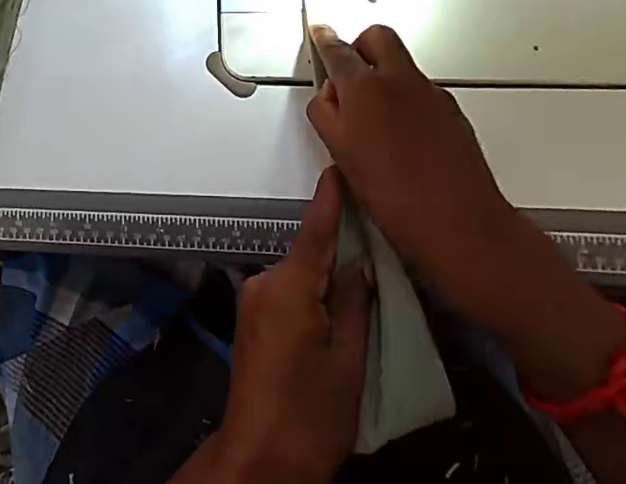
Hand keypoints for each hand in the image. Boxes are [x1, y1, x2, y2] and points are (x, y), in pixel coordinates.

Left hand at [215, 168, 370, 482]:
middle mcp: (264, 284)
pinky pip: (285, 293)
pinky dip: (309, 296)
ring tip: (359, 301)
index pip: (313, 233)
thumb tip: (360, 265)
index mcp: (289, 288)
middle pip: (307, 256)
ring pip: (297, 277)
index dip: (328, 201)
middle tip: (375, 250)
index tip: (336, 171)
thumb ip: (355, 305)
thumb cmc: (311, 414)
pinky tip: (330, 319)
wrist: (262, 454)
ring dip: (324, 281)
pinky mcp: (250, 318)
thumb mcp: (349, 360)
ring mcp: (252, 300)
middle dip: (337, 253)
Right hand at [304, 24, 517, 314]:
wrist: (457, 225)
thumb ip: (325, 112)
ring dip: (384, 75)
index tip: (321, 34)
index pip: (338, 49)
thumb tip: (328, 100)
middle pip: (378, 37)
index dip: (325, 40)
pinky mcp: (452, 113)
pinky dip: (407, 99)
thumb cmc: (398, 196)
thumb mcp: (338, 151)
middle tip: (348, 68)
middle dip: (359, 45)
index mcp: (365, 88)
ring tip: (373, 116)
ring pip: (402, 64)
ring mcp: (432, 95)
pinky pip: (422, 91)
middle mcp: (401, 82)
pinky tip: (399, 135)